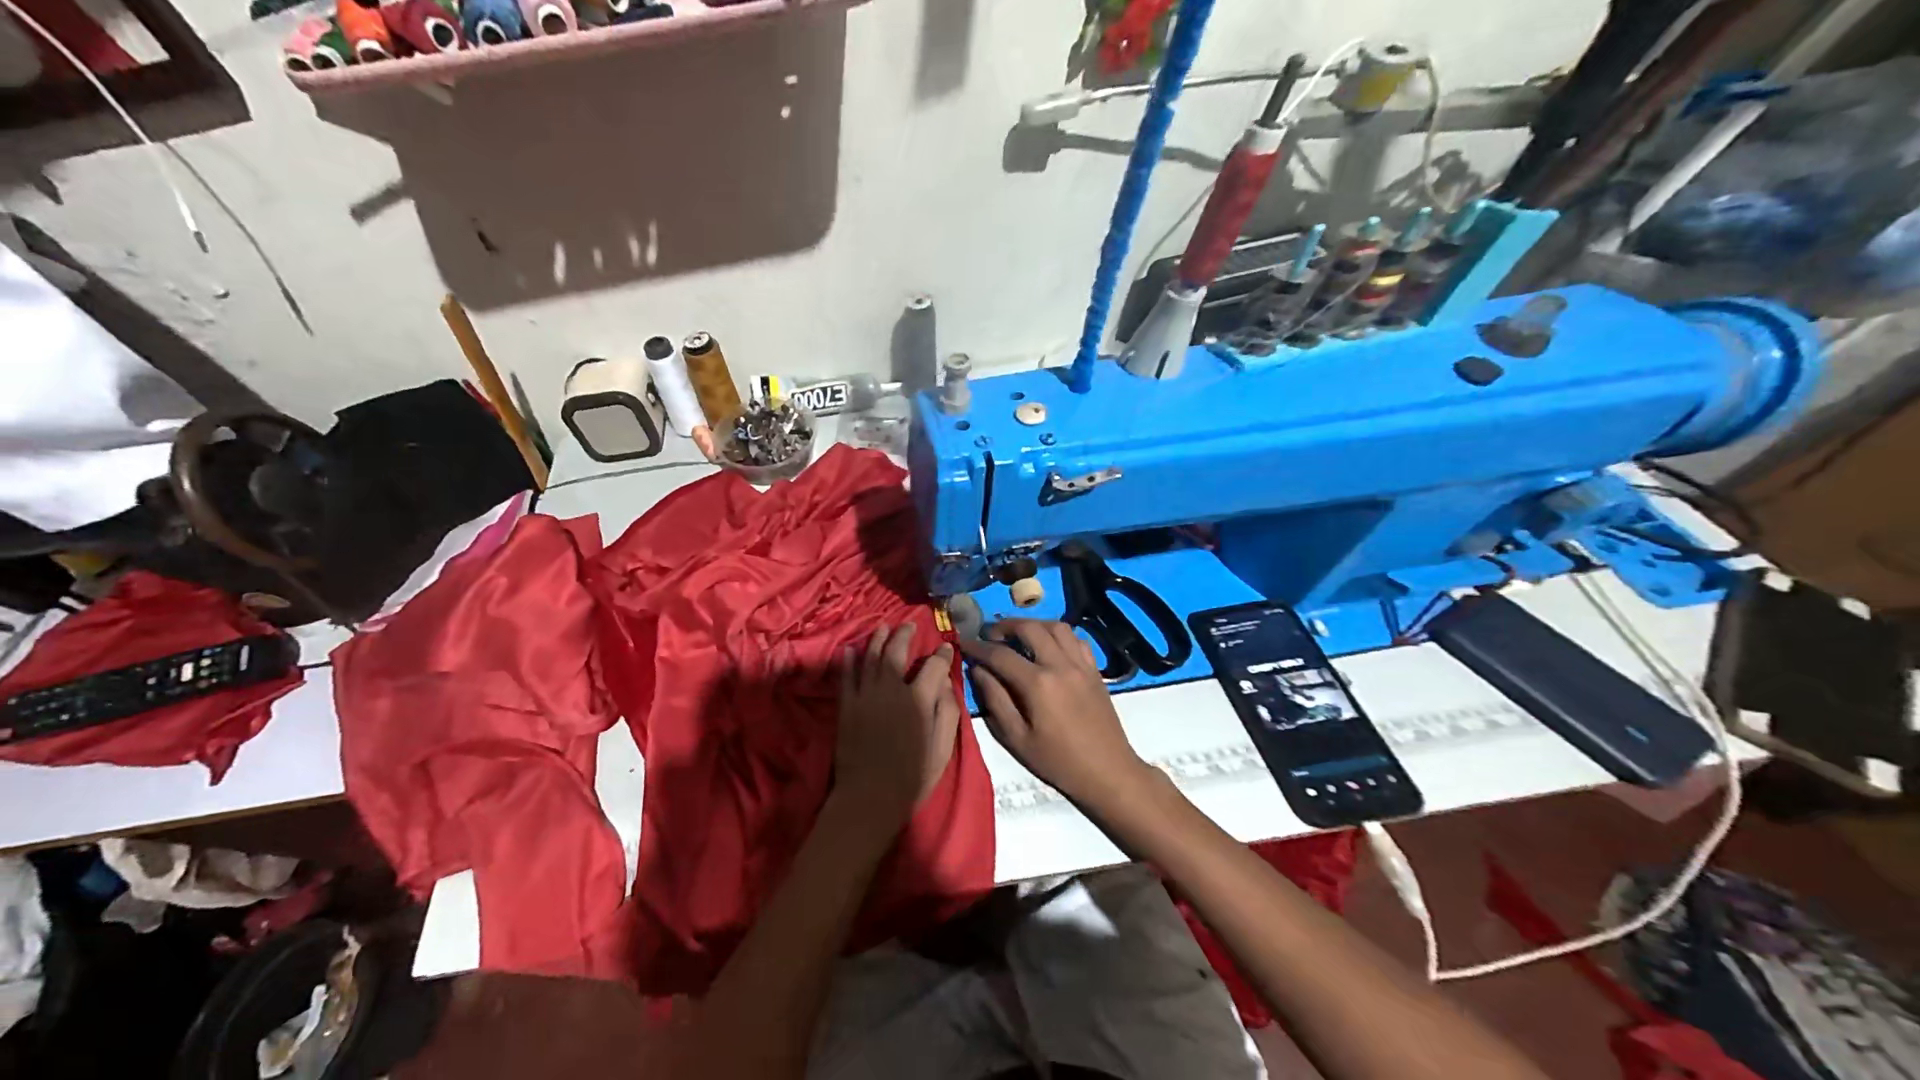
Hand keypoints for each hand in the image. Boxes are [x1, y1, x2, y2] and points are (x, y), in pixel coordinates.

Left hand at [834, 622, 960, 829]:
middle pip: (896, 651)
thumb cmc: (913, 775)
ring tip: (883, 627)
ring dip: (877, 639)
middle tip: (908, 626)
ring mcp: (865, 695)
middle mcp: (890, 689)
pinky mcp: (846, 705)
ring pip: (870, 657)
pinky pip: (846, 676)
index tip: (946, 648)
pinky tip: (850, 649)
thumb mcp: (943, 746)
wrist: (870, 796)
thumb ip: (947, 710)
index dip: (942, 655)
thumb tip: (944, 683)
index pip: (933, 666)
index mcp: (918, 699)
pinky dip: (848, 660)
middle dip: (904, 634)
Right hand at [960, 619, 1153, 808]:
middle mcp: (1060, 665)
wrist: (1107, 771)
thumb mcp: (1016, 738)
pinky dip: (1058, 634)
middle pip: (1029, 628)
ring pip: (1056, 626)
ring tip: (1018, 635)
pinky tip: (1048, 645)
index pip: (1000, 654)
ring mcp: (1081, 664)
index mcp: (1038, 684)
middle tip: (989, 635)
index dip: (977, 646)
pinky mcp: (1095, 669)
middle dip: (1004, 626)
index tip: (963, 642)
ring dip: (1033, 624)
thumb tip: (978, 670)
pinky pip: (1076, 638)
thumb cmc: (1057, 761)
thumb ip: (995, 699)